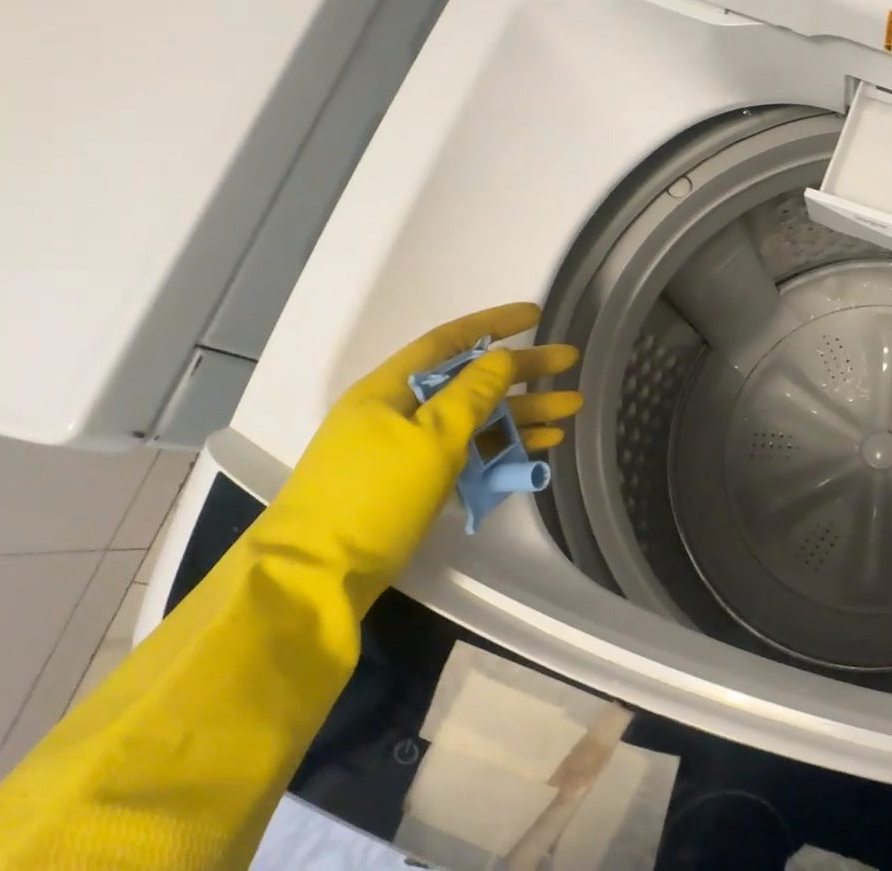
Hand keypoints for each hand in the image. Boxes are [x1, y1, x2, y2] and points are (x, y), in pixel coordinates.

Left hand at [267, 302, 581, 594]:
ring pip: (477, 418)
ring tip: (572, 407)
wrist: (319, 576)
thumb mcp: (431, 438)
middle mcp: (400, 412)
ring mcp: (409, 449)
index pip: (449, 341)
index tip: (537, 314)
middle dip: (523, 370)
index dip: (493, 324)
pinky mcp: (419, 482)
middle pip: (471, 380)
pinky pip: (471, 451)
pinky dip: (506, 445)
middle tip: (571, 361)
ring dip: (524, 411)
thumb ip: (473, 394)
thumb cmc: (373, 496)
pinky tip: (542, 443)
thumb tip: (503, 357)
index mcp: (390, 390)